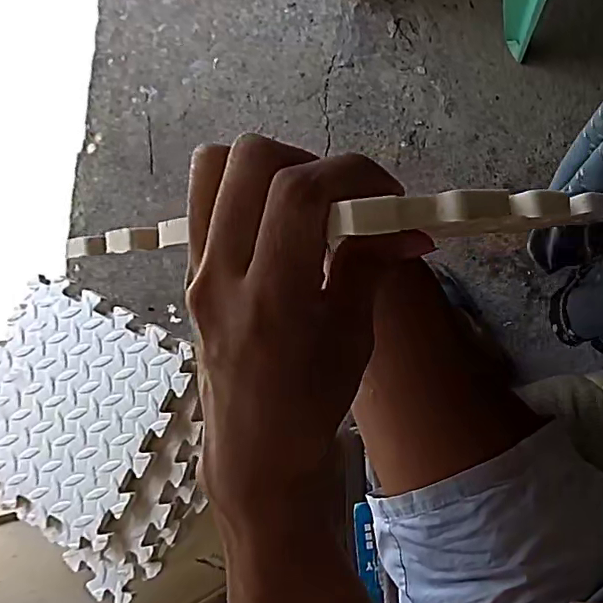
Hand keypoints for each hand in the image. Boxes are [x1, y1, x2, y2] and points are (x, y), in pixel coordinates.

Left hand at [185, 136, 430, 533]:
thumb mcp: (355, 334)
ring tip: (314, 203)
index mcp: (272, 296)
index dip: (354, 173)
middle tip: (347, 196)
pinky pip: (209, 197)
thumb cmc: (314, 398)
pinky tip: (286, 224)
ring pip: (216, 166)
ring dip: (274, 167)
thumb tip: (410, 228)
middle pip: (248, 158)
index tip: (390, 196)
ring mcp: (197, 267)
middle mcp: (222, 272)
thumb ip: (371, 265)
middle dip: (313, 160)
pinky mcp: (191, 268)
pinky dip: (251, 189)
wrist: (256, 444)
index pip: (299, 193)